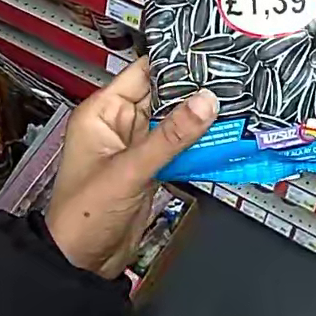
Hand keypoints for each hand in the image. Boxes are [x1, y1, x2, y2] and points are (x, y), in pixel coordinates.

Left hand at [47, 59, 216, 277]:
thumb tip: (204, 102)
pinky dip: (198, 143)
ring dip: (199, 117)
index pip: (142, 73)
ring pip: (174, 121)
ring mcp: (137, 146)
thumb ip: (170, 136)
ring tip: (233, 104)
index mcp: (103, 112)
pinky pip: (178, 146)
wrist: (82, 263)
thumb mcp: (129, 170)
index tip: (206, 53)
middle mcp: (120, 124)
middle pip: (164, 95)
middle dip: (194, 90)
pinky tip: (221, 137)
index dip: (173, 62)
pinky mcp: (151, 167)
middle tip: (230, 80)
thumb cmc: (82, 215)